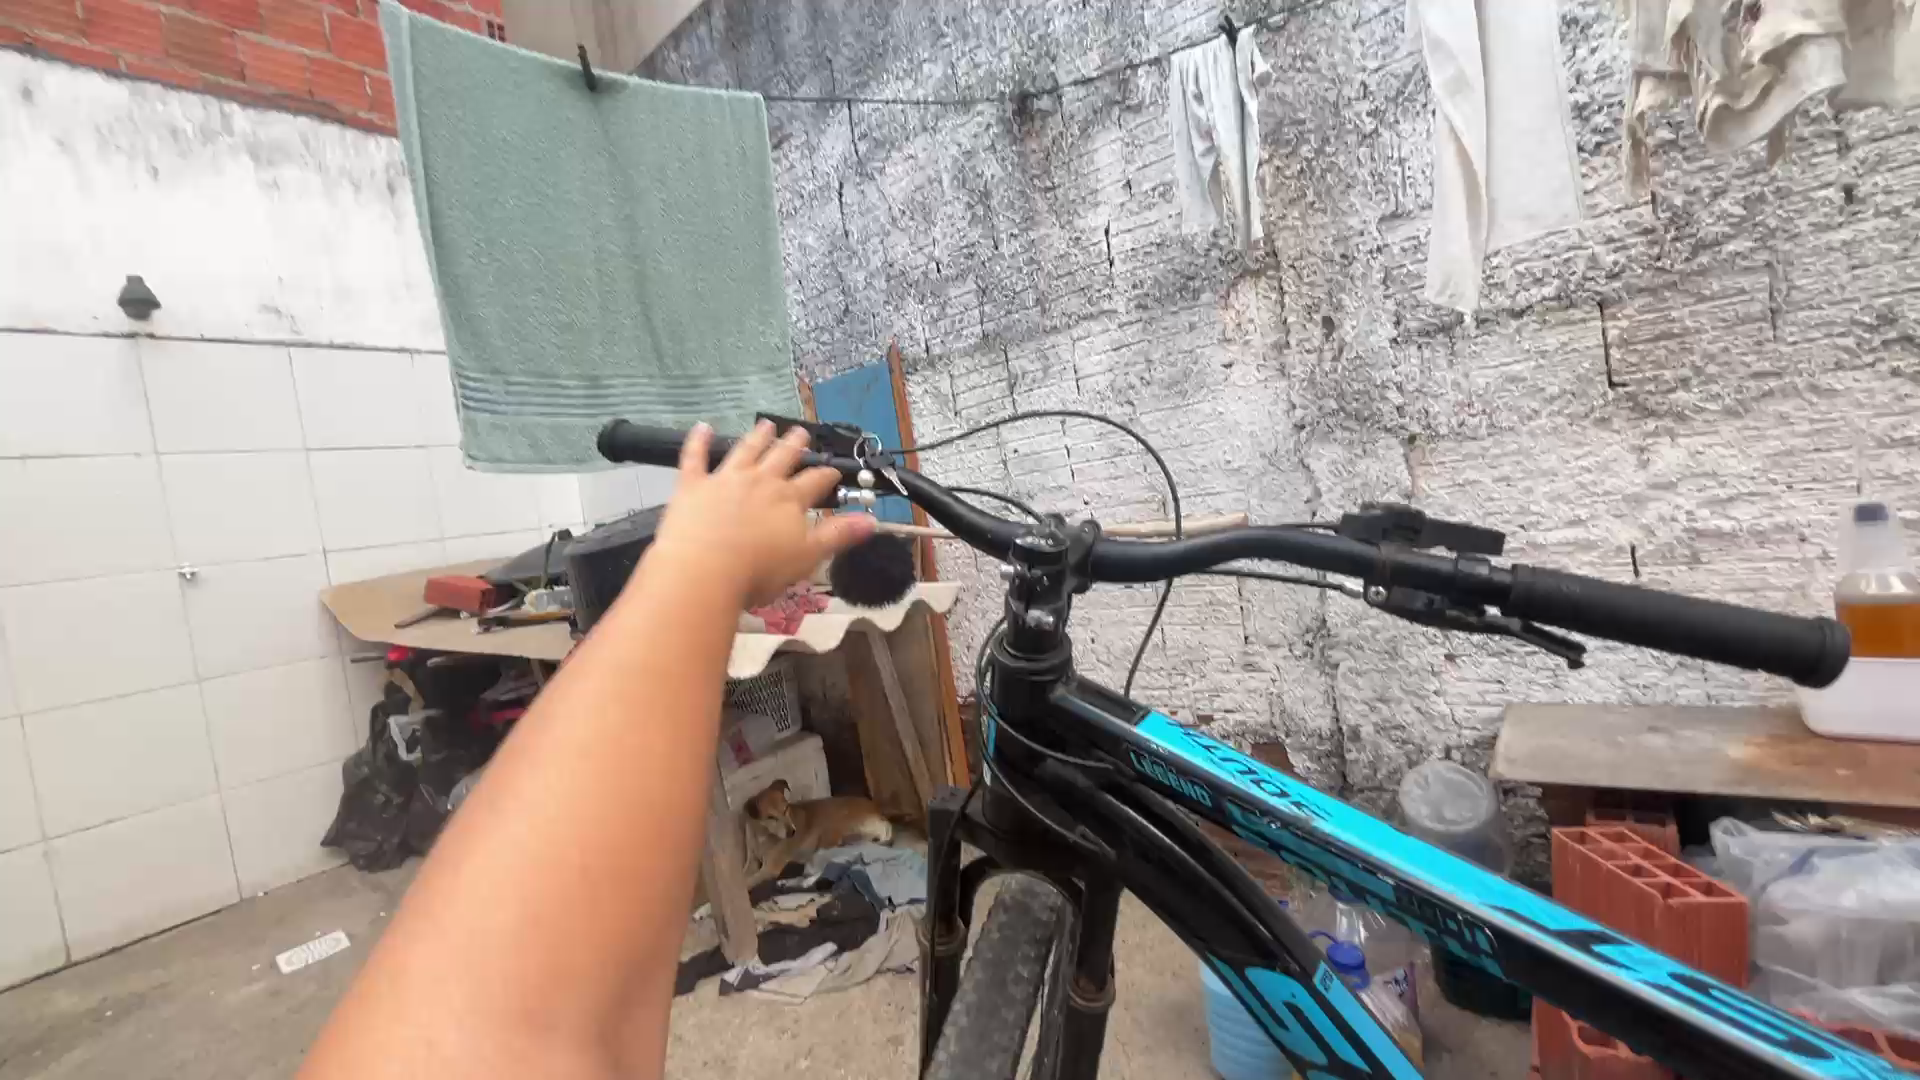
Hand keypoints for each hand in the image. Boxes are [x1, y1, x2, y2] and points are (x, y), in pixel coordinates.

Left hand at [645, 421, 875, 607]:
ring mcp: (725, 479)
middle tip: (801, 432)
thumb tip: (872, 521)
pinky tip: (701, 427)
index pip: (815, 482)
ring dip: (756, 437)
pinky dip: (698, 440)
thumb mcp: (808, 556)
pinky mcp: (692, 485)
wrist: (704, 570)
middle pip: (782, 457)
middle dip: (794, 444)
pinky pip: (695, 457)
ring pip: (745, 451)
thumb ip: (839, 535)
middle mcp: (761, 481)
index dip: (827, 475)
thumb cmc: (759, 570)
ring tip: (765, 424)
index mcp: (790, 499)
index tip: (834, 470)